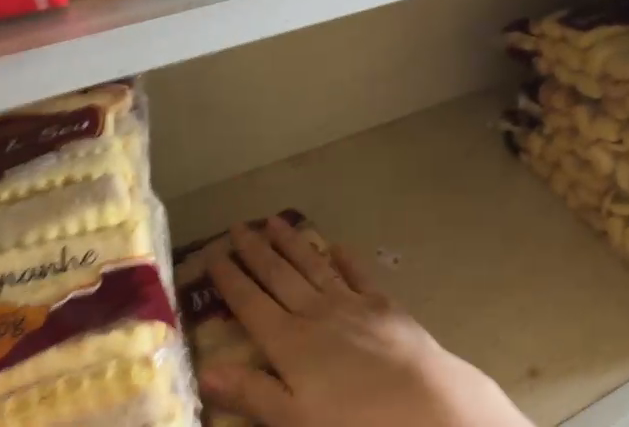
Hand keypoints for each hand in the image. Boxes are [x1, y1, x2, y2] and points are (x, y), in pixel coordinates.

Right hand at [201, 216, 533, 426]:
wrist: (423, 405)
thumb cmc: (353, 422)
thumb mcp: (294, 420)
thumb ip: (251, 393)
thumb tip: (205, 372)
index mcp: (289, 342)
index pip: (251, 304)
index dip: (231, 280)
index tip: (213, 255)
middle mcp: (316, 313)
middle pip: (279, 277)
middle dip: (256, 252)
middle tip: (238, 227)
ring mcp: (351, 304)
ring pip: (313, 266)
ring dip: (292, 244)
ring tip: (274, 221)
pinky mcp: (383, 305)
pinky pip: (358, 274)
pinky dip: (346, 258)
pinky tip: (336, 245)